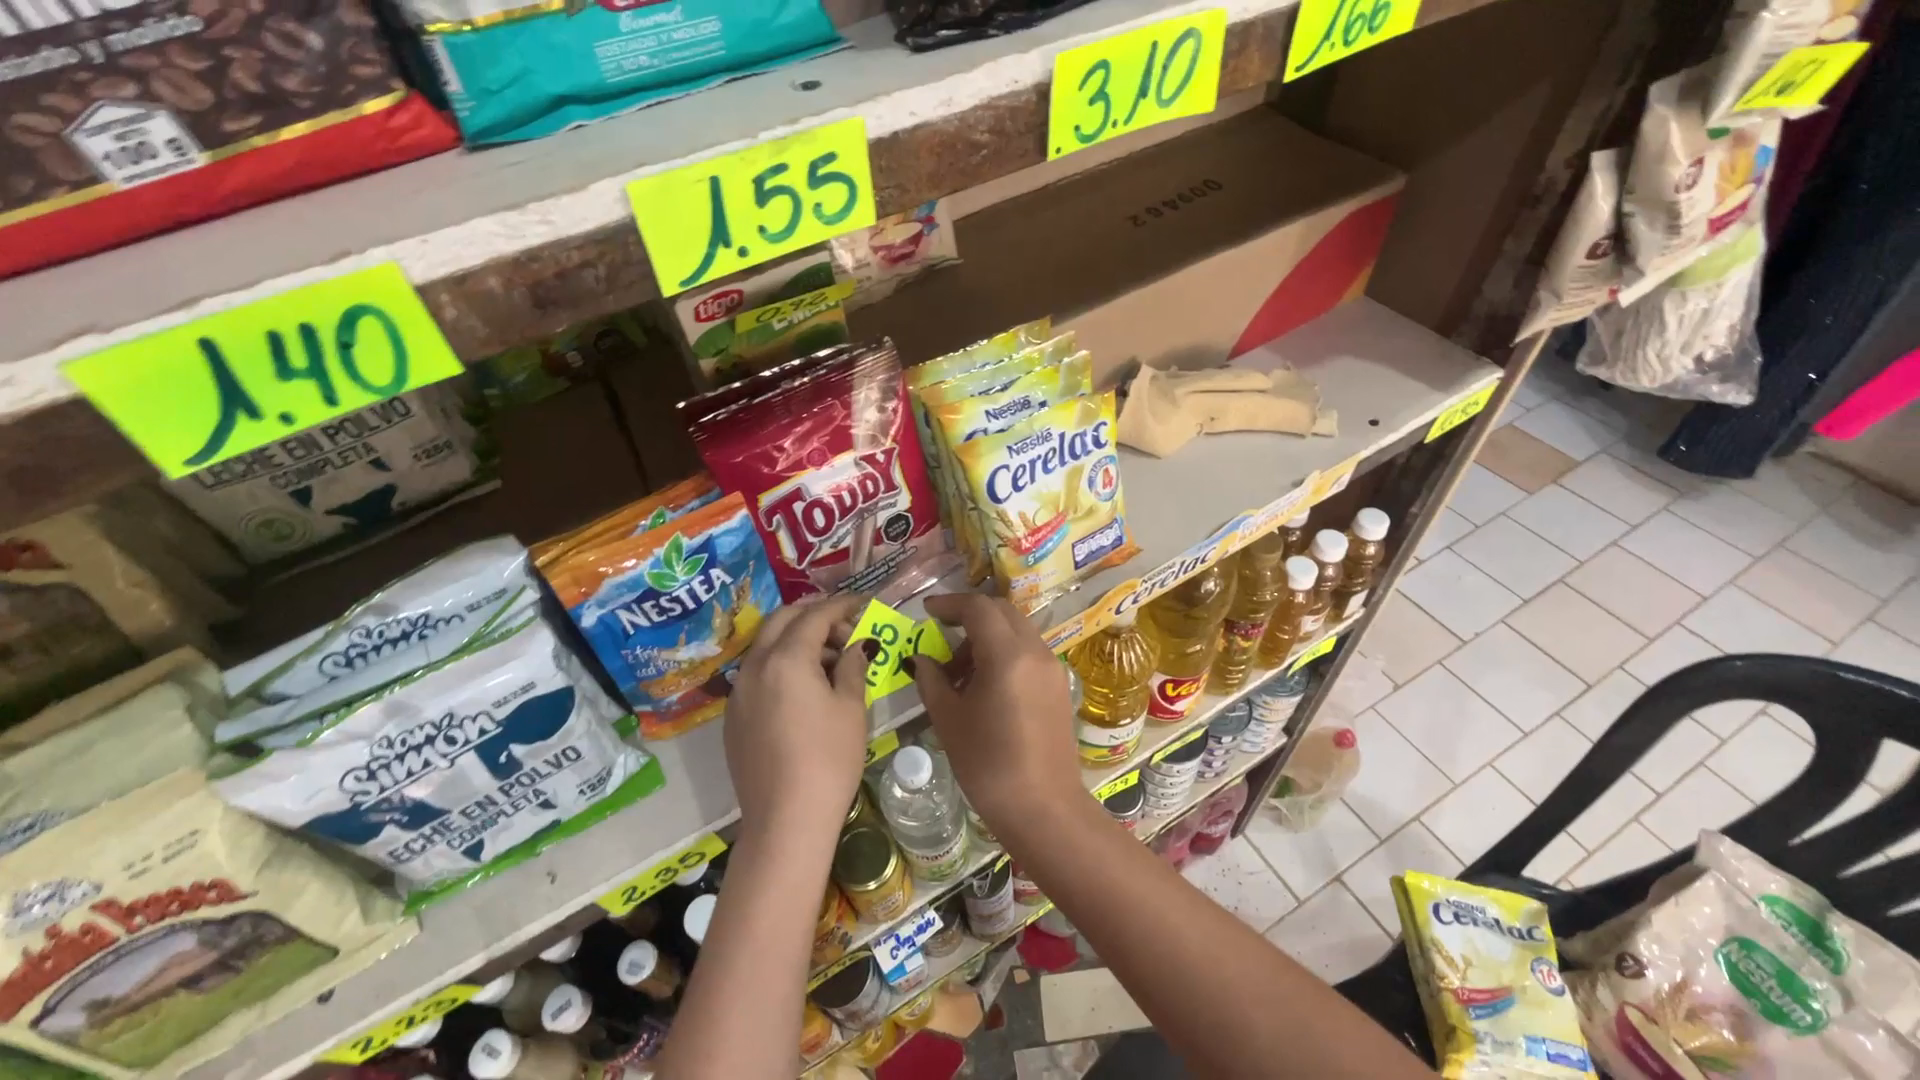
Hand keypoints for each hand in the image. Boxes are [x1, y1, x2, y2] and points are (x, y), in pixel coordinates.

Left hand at [725, 595, 869, 834]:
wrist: (786, 819)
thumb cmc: (829, 760)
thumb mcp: (851, 709)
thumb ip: (852, 668)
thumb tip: (854, 648)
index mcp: (787, 659)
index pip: (815, 616)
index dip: (842, 606)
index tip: (864, 604)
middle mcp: (755, 667)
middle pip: (782, 621)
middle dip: (814, 616)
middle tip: (845, 627)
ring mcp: (739, 692)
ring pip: (766, 646)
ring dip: (796, 640)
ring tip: (830, 659)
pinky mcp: (734, 717)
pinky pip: (758, 674)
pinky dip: (781, 665)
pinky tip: (805, 688)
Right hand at [909, 593, 1084, 831]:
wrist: (1043, 808)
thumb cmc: (988, 765)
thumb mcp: (949, 720)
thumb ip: (932, 680)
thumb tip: (922, 659)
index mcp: (1007, 655)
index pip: (978, 608)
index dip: (949, 604)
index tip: (927, 612)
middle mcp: (1036, 652)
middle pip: (1002, 612)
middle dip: (970, 616)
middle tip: (941, 637)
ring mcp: (1052, 668)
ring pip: (1018, 631)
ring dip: (988, 636)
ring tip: (959, 672)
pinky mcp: (1059, 687)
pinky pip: (1029, 652)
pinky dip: (1005, 653)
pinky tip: (985, 686)